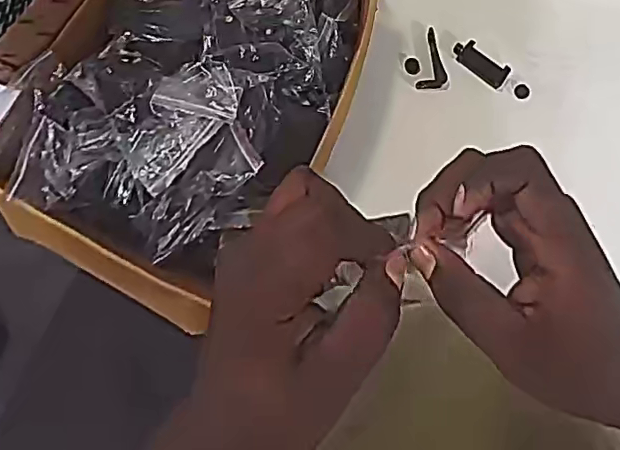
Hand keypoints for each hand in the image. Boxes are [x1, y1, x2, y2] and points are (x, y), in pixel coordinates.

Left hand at [151, 167, 406, 449]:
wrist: (224, 432)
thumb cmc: (272, 413)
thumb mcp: (335, 378)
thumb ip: (372, 317)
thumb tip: (395, 264)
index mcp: (266, 279)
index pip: (324, 219)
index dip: (366, 234)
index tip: (391, 261)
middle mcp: (249, 251)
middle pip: (312, 194)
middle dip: (351, 222)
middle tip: (371, 265)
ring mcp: (244, 247)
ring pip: (299, 192)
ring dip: (334, 217)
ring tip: (350, 263)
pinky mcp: (247, 251)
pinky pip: (289, 210)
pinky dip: (318, 224)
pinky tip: (327, 268)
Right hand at [411, 146, 619, 449]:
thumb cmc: (591, 364)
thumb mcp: (513, 343)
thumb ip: (463, 295)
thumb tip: (424, 254)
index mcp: (556, 230)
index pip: (518, 169)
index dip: (476, 180)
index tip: (447, 212)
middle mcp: (552, 215)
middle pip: (499, 165)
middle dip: (454, 186)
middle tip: (428, 222)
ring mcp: (545, 221)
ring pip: (493, 178)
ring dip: (456, 197)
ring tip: (432, 231)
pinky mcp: (536, 233)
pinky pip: (495, 202)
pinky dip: (465, 212)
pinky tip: (451, 237)